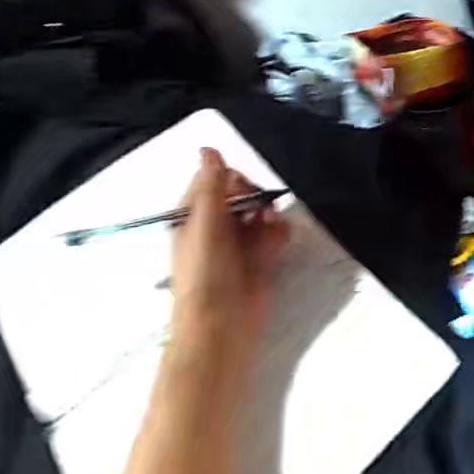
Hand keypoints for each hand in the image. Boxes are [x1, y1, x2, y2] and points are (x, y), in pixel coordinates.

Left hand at [167, 149, 287, 354]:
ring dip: (269, 214)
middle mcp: (216, 224)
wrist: (223, 325)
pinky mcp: (261, 255)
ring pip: (262, 210)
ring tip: (270, 228)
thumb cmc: (206, 274)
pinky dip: (279, 232)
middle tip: (257, 212)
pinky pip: (275, 231)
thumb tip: (208, 147)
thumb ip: (210, 185)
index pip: (216, 179)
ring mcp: (240, 241)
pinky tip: (279, 240)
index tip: (241, 192)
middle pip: (243, 192)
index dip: (232, 180)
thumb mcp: (205, 224)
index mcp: (194, 215)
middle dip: (255, 197)